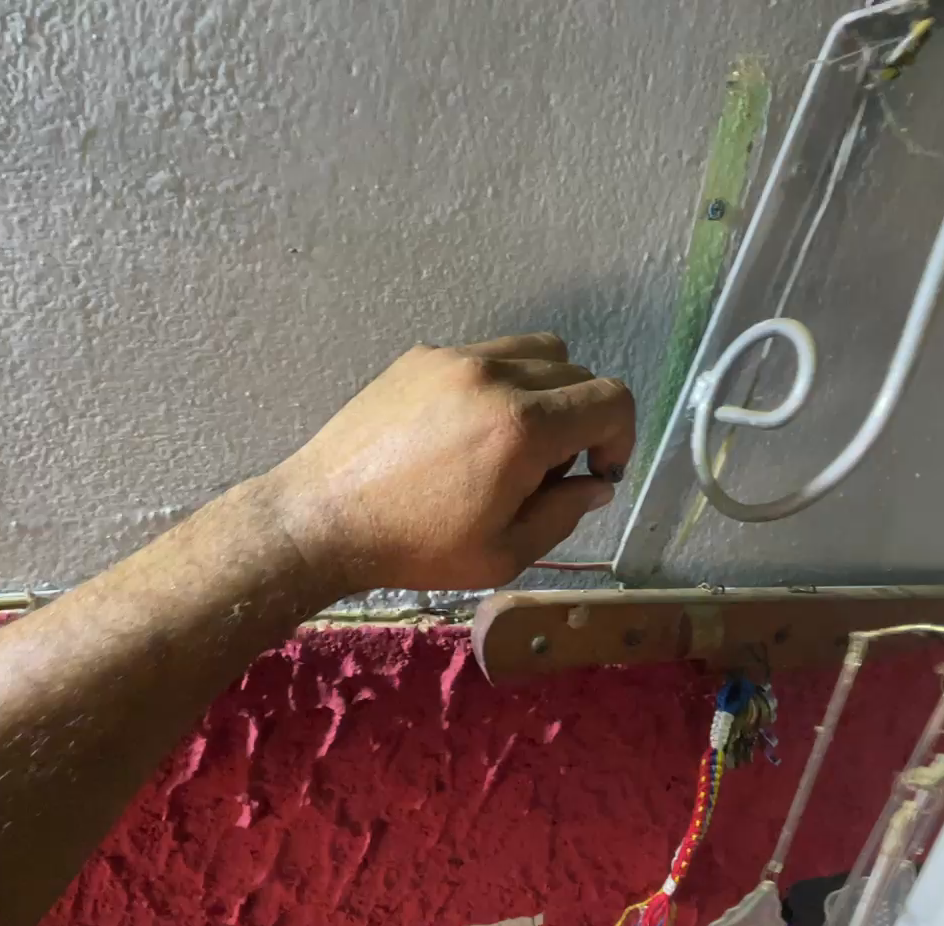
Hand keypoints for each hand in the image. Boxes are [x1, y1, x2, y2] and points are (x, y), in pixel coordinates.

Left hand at [264, 333, 634, 592]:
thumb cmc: (415, 548)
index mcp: (522, 426)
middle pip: (578, 373)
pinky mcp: (420, 356)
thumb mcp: (503, 555)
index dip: (620, 437)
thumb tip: (594, 484)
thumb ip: (564, 515)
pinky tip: (463, 428)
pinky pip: (487, 354)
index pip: (611, 399)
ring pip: (536, 351)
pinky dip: (499, 383)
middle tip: (545, 469)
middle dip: (582, 420)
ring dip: (546, 392)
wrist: (322, 519)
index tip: (597, 471)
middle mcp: (494, 375)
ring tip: (510, 440)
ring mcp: (453, 358)